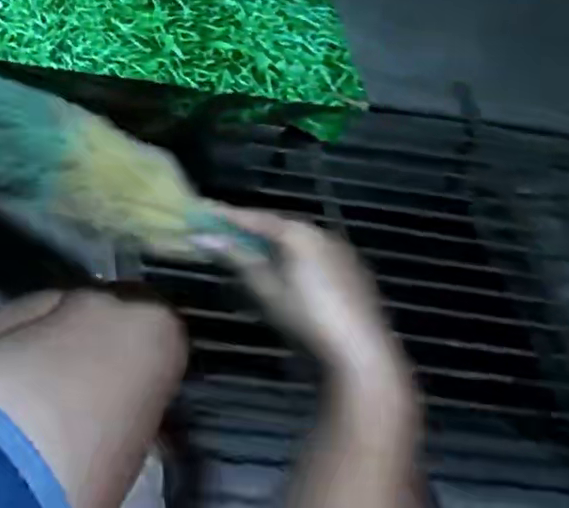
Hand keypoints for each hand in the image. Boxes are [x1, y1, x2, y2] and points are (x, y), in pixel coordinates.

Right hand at [199, 206, 407, 380]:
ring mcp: (341, 253)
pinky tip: (279, 263)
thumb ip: (237, 257)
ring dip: (270, 239)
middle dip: (249, 226)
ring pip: (296, 237)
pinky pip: (313, 251)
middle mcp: (322, 235)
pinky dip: (291, 251)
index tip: (202, 211)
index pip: (256, 218)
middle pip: (277, 224)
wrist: (365, 357)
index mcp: (300, 234)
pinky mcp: (352, 272)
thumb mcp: (265, 286)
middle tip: (221, 227)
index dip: (227, 214)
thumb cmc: (308, 318)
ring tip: (245, 244)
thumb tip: (204, 237)